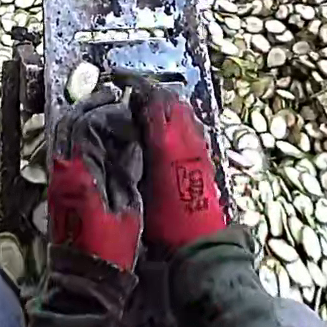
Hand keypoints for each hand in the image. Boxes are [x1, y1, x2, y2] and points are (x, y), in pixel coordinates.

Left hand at [47, 81, 143, 270]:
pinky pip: (63, 146)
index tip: (127, 110)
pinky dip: (78, 133)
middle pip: (70, 121)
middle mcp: (62, 167)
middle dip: (92, 105)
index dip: (108, 112)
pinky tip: (95, 133)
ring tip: (105, 108)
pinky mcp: (56, 184)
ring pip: (63, 131)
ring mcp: (56, 174)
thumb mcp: (128, 207)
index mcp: (79, 170)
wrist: (81, 280)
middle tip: (113, 97)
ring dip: (82, 116)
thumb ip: (126, 170)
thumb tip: (129, 144)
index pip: (88, 124)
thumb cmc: (110, 248)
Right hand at [128, 76, 226, 249]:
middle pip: (170, 101)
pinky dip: (174, 119)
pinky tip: (161, 128)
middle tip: (131, 92)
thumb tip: (131, 118)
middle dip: (151, 92)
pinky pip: (189, 125)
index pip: (154, 101)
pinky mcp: (204, 157)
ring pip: (182, 112)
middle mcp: (186, 137)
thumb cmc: (166, 216)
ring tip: (143, 107)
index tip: (121, 82)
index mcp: (167, 141)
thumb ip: (139, 145)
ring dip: (164, 104)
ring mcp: (199, 146)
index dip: (137, 88)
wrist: (199, 244)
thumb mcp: (143, 179)